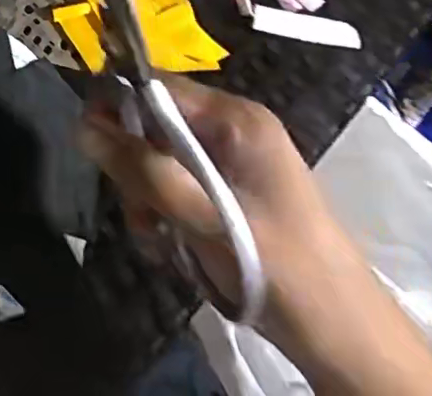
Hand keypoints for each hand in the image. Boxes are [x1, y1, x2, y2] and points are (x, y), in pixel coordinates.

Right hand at [79, 76, 431, 393]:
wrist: (351, 346)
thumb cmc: (283, 271)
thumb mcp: (202, 216)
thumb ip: (140, 167)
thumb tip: (81, 126)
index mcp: (236, 119)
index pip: (150, 84)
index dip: (113, 107)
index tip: (95, 145)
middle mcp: (231, 128)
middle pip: (147, 121)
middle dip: (129, 163)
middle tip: (136, 205)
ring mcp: (231, 158)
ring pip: (152, 153)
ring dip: (140, 191)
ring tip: (152, 232)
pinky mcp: (227, 187)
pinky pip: (169, 178)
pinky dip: (156, 206)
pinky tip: (164, 239)